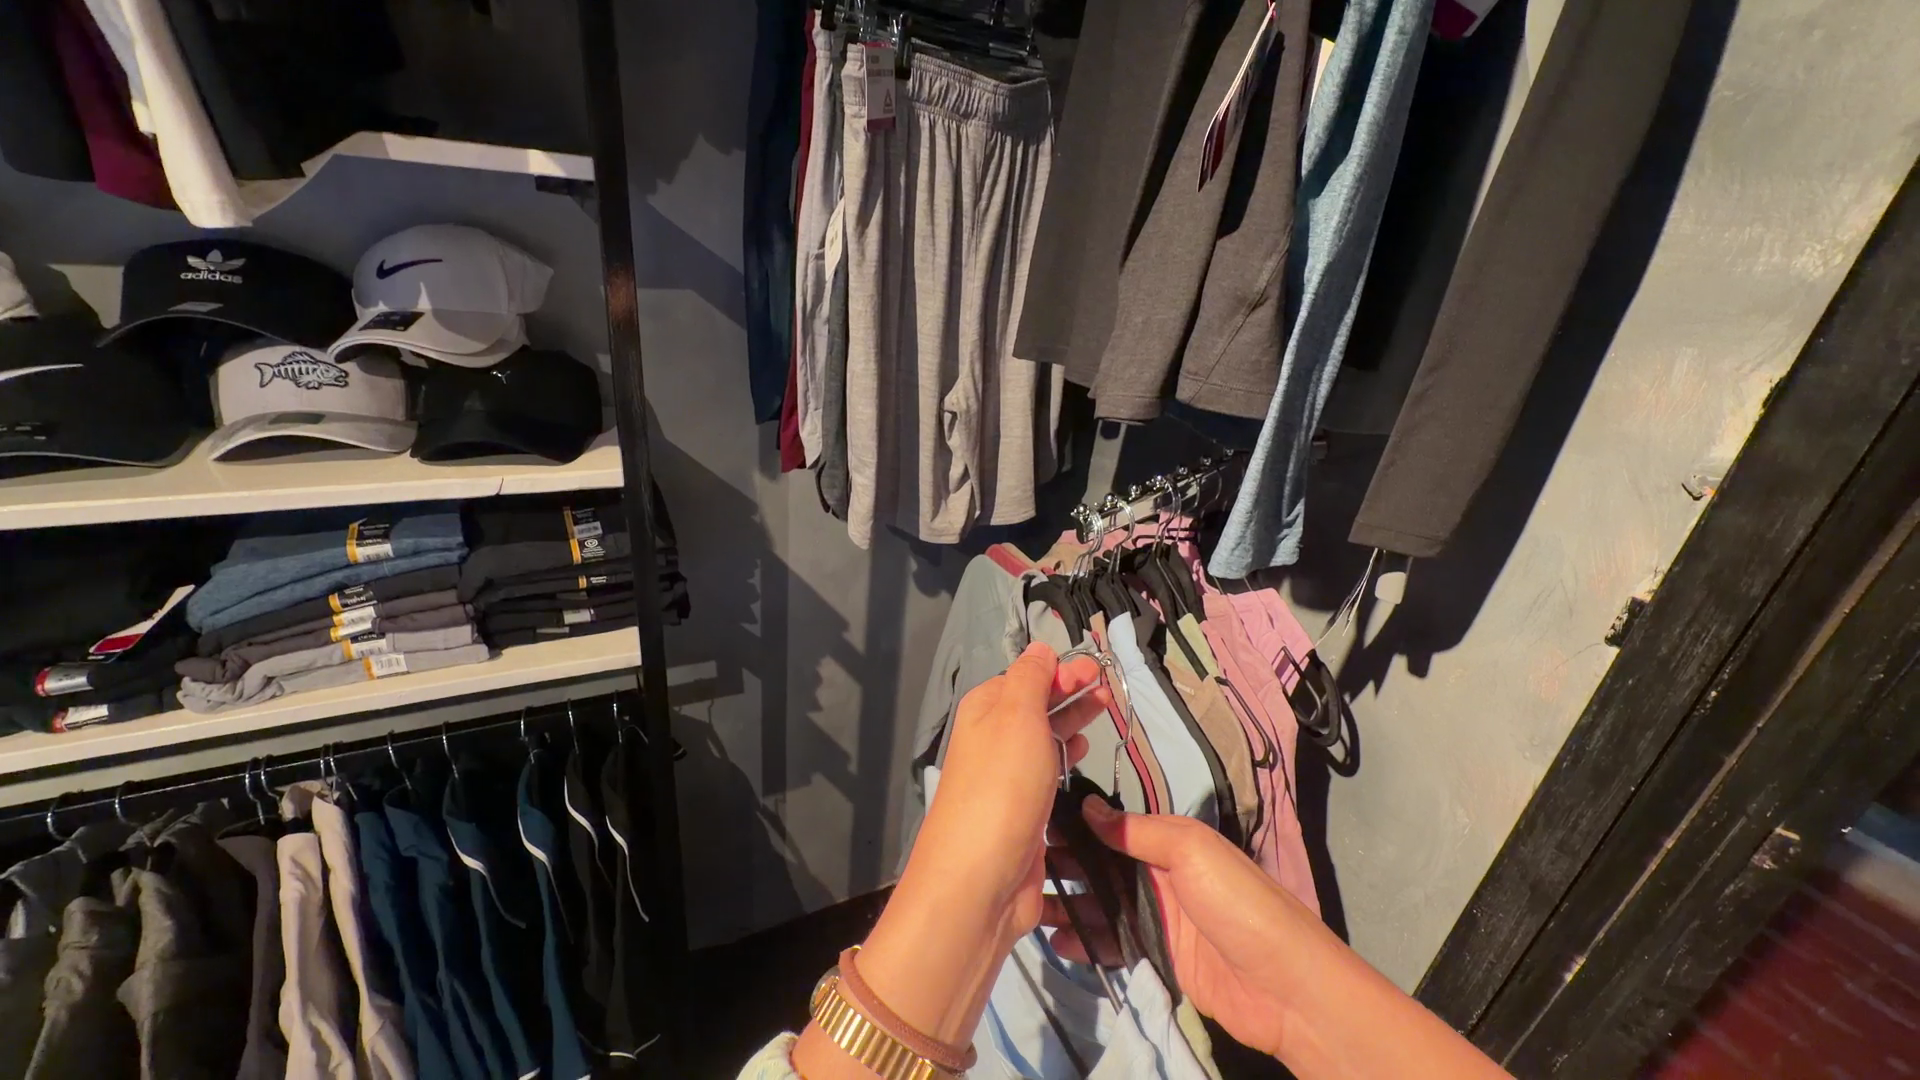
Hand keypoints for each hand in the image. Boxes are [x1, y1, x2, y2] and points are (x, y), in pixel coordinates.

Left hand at [905, 642, 1109, 943]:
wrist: (980, 878)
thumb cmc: (1002, 785)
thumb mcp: (1017, 716)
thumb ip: (1030, 678)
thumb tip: (1038, 647)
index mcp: (984, 709)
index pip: (1024, 676)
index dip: (1057, 669)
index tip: (1094, 668)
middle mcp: (991, 738)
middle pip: (1034, 705)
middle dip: (1068, 691)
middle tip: (1106, 687)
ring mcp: (1005, 777)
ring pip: (1042, 737)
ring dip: (1070, 721)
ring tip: (1102, 711)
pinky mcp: (1022, 810)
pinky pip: (1046, 771)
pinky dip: (1065, 756)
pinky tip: (1081, 753)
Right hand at [1051, 800, 1306, 1057]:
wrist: (1286, 988)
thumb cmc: (1238, 905)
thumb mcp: (1192, 850)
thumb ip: (1138, 830)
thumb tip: (1086, 807)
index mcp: (1169, 843)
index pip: (1112, 829)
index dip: (1075, 827)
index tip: (1031, 826)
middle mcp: (1159, 877)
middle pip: (1100, 869)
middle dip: (1063, 868)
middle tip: (1021, 870)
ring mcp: (1158, 920)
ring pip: (1101, 908)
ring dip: (1067, 907)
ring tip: (1030, 910)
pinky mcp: (1158, 959)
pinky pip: (1113, 945)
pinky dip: (1085, 943)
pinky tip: (1057, 943)